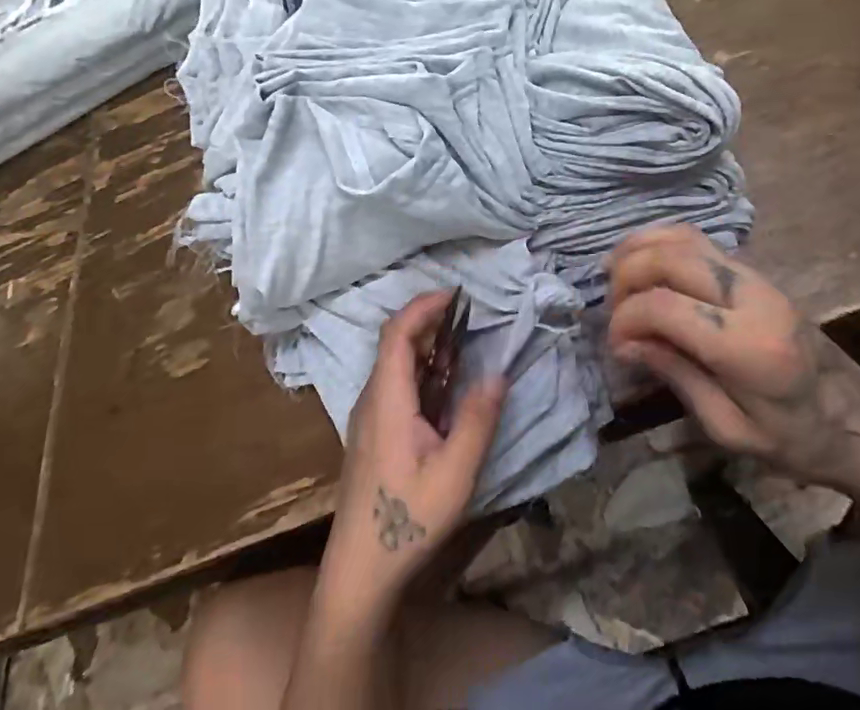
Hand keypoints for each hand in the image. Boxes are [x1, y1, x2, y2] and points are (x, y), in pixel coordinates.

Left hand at [320, 291, 506, 619]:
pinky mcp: (371, 432)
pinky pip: (393, 385)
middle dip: (428, 322)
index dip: (423, 307)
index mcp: (386, 399)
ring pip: (393, 365)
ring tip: (462, 347)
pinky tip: (443, 389)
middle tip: (467, 319)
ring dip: (424, 348)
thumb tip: (497, 374)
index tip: (455, 295)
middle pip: (393, 344)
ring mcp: (367, 415)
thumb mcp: (455, 473)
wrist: (361, 563)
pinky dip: (419, 372)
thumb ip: (476, 421)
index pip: (397, 333)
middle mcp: (371, 398)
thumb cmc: (408, 517)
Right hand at [606, 224, 859, 494]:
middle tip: (612, 309)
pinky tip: (641, 263)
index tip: (616, 347)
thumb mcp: (730, 429)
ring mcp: (757, 278)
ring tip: (615, 276)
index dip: (625, 320)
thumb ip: (676, 376)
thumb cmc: (798, 440)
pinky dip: (659, 243)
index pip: (663, 307)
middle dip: (625, 277)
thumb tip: (626, 343)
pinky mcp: (756, 272)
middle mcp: (752, 299)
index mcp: (747, 348)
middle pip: (668, 259)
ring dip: (637, 250)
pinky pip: (696, 239)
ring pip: (681, 237)